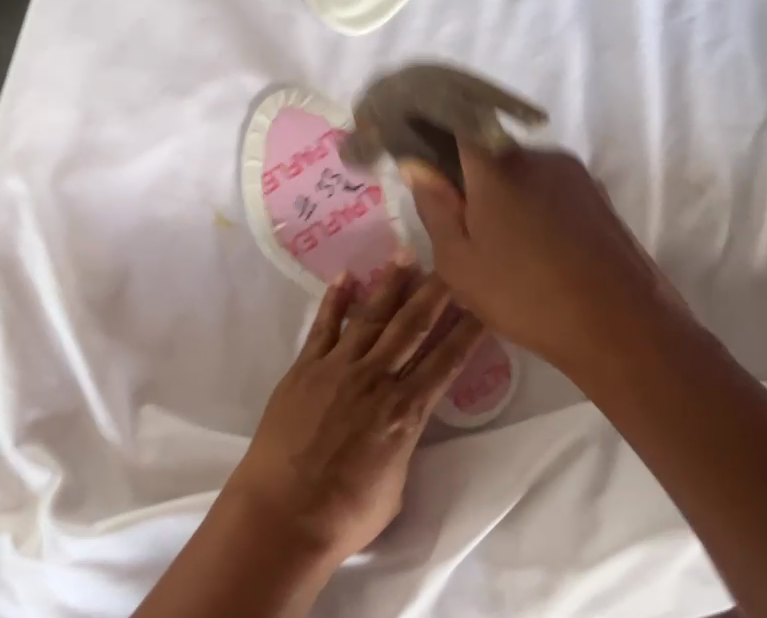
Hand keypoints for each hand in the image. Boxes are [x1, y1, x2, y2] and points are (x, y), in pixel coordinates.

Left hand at [221, 260, 483, 566]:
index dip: (466, 331)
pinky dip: (335, 300)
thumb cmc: (347, 512)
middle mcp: (375, 380)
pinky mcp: (305, 368)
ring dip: (388, 285)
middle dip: (433, 293)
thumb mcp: (396, 481)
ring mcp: (336, 368)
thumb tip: (404, 419)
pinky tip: (346, 277)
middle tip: (449, 261)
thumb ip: (403, 440)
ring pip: (370, 318)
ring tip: (404, 254)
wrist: (284, 510)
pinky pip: (323, 326)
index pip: (445, 362)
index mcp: (405, 412)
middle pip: (410, 328)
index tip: (482, 303)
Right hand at [400, 143, 687, 375]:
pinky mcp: (600, 200)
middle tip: (463, 230)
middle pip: (489, 153)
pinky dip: (534, 213)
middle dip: (470, 181)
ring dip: (504, 200)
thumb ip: (434, 206)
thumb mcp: (458, 261)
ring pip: (521, 175)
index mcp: (496, 165)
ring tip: (502, 252)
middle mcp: (538, 157)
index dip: (434, 138)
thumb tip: (416, 164)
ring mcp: (575, 176)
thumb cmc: (526, 296)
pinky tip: (536, 257)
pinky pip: (550, 193)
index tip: (422, 169)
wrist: (626, 331)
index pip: (455, 123)